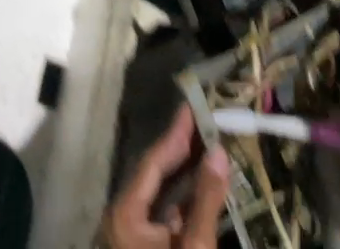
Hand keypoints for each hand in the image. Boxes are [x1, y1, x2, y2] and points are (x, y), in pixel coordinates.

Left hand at [101, 105, 230, 248]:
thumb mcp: (194, 246)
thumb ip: (205, 200)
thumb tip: (219, 152)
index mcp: (126, 213)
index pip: (153, 161)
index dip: (176, 132)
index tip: (192, 105)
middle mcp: (121, 218)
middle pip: (153, 173)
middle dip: (181, 147)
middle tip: (205, 120)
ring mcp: (128, 233)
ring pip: (157, 192)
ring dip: (182, 171)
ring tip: (208, 144)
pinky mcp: (139, 245)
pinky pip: (159, 211)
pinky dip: (180, 195)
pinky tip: (199, 185)